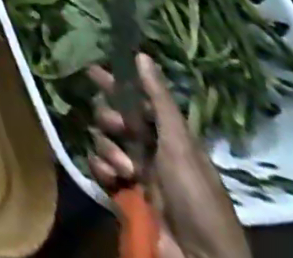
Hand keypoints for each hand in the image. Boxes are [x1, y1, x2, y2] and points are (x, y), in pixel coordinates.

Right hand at [87, 55, 250, 257]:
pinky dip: (101, 170)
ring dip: (109, 151)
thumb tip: (142, 55)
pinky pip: (98, 168)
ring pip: (103, 142)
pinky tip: (113, 180)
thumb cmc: (196, 196)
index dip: (117, 85)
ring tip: (125, 170)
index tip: (93, 70)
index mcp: (170, 138)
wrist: (199, 255)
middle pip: (114, 120)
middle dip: (109, 119)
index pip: (137, 102)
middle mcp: (150, 151)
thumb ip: (158, 101)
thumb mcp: (180, 144)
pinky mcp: (120, 192)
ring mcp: (134, 172)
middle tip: (115, 126)